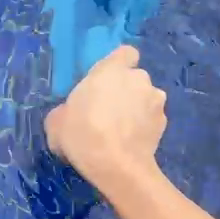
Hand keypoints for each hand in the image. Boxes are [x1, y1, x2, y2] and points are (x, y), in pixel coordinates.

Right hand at [43, 46, 167, 183]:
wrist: (115, 165)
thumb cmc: (81, 135)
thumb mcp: (55, 122)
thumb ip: (66, 110)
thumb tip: (71, 113)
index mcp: (111, 71)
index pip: (124, 54)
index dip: (117, 66)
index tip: (104, 84)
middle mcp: (139, 78)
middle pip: (133, 79)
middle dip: (124, 92)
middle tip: (106, 115)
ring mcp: (156, 100)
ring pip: (144, 100)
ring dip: (135, 111)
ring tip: (119, 133)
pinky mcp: (164, 123)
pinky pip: (151, 120)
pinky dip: (142, 128)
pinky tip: (129, 144)